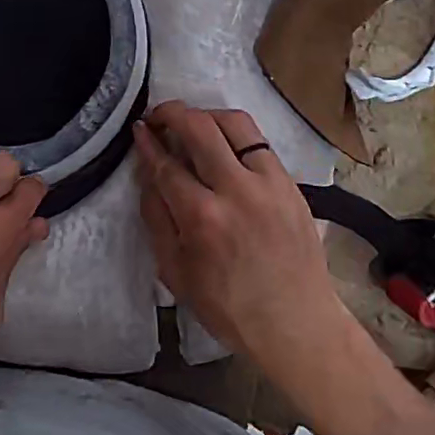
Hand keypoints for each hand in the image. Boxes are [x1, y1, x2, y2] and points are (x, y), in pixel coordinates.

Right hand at [135, 103, 434, 434]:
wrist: (295, 321)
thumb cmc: (229, 307)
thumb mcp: (176, 273)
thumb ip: (157, 219)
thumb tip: (148, 174)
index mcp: (203, 220)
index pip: (168, 165)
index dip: (149, 143)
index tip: (139, 129)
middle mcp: (236, 191)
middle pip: (200, 127)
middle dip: (173, 113)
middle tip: (160, 116)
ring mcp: (269, 181)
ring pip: (235, 122)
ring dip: (207, 114)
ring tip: (193, 122)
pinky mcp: (290, 181)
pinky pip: (260, 141)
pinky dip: (236, 134)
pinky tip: (225, 144)